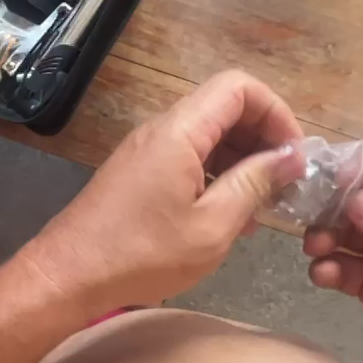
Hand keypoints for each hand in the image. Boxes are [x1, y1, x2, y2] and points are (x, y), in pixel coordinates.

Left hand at [19, 70, 304, 315]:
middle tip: (283, 184)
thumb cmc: (142, 253)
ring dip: (239, 162)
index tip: (293, 156)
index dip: (276, 112)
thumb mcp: (212, 225)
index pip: (238, 87)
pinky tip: (227, 216)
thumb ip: (254, 184)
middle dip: (261, 139)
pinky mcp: (136, 175)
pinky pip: (185, 159)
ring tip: (260, 207)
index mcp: (178, 131)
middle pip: (223, 109)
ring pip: (206, 137)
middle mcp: (159, 131)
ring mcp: (144, 152)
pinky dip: (213, 177)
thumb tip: (290, 156)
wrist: (69, 274)